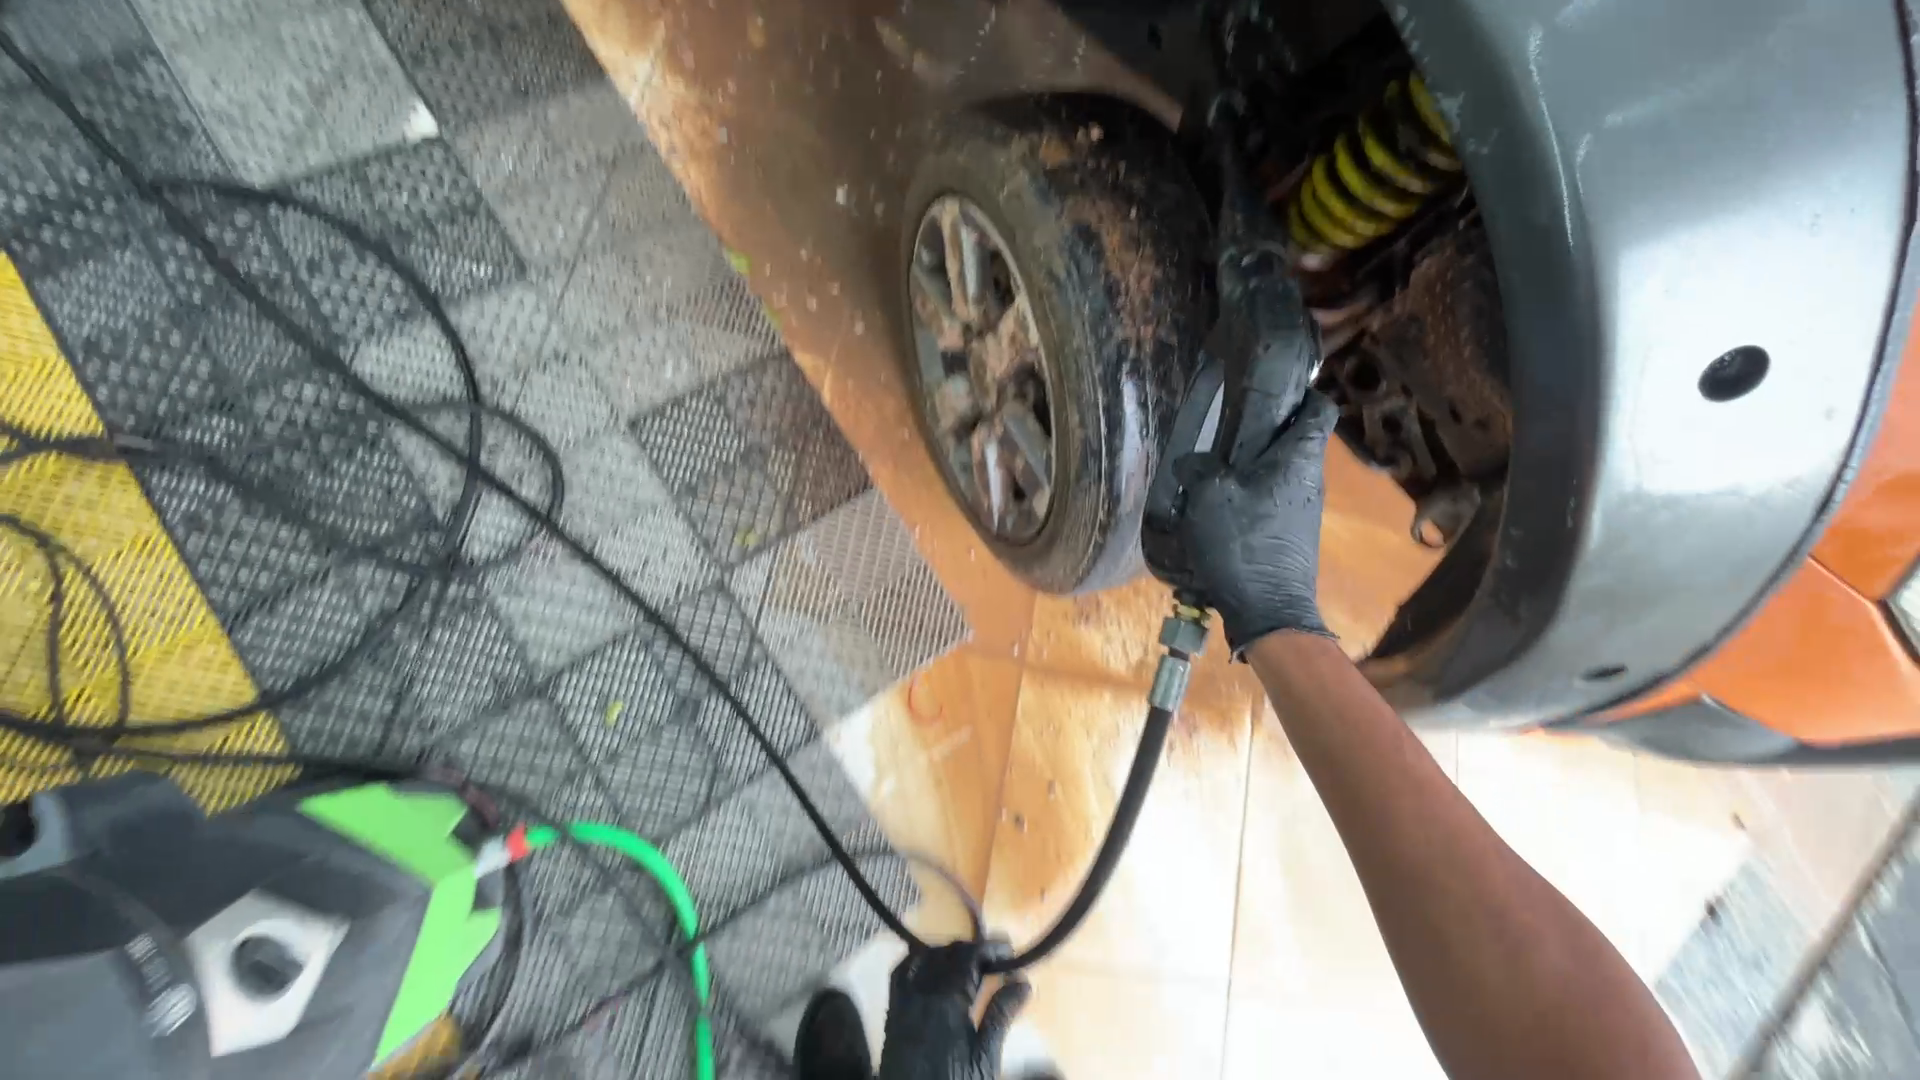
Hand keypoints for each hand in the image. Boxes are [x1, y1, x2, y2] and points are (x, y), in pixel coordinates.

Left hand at [877, 943, 1030, 1079]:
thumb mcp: (984, 1059)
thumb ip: (1000, 1016)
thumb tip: (1023, 981)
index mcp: (948, 1001)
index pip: (970, 956)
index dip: (991, 948)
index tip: (1010, 950)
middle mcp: (923, 991)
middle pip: (949, 952)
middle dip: (974, 951)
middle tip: (996, 962)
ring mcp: (904, 999)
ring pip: (926, 956)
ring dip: (949, 953)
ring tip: (969, 966)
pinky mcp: (892, 1011)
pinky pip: (901, 971)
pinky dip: (919, 960)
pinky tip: (932, 967)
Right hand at [1175, 389, 1338, 652]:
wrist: (1268, 608)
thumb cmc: (1242, 541)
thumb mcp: (1208, 495)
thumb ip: (1200, 466)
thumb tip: (1193, 460)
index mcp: (1300, 458)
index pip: (1320, 408)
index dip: (1302, 393)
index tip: (1273, 390)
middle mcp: (1312, 479)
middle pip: (1297, 441)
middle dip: (1267, 431)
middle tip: (1229, 429)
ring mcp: (1306, 510)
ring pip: (1284, 472)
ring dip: (1256, 467)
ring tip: (1218, 470)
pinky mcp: (1293, 535)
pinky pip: (1275, 500)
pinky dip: (1253, 495)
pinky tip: (1223, 507)